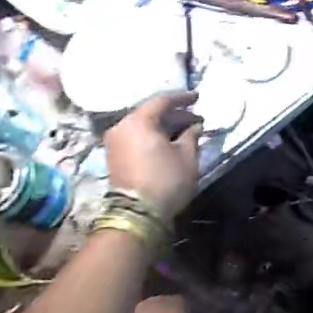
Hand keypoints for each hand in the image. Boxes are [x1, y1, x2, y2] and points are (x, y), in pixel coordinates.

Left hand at [105, 91, 201, 218]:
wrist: (138, 214)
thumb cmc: (166, 182)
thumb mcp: (187, 157)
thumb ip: (191, 136)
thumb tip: (195, 126)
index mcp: (138, 121)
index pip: (162, 101)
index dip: (183, 99)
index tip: (198, 98)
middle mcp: (121, 126)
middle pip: (150, 114)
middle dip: (174, 116)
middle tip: (195, 120)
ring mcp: (114, 143)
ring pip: (142, 127)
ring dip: (163, 128)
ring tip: (185, 133)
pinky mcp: (114, 158)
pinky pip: (135, 139)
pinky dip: (152, 138)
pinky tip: (168, 144)